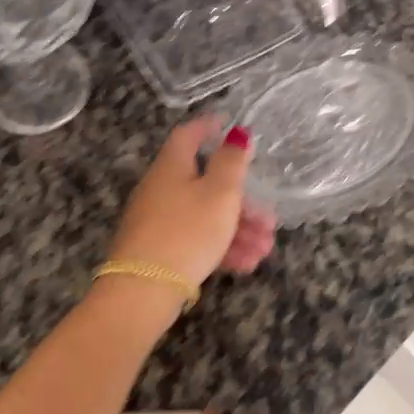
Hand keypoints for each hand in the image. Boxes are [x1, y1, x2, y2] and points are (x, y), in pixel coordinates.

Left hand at [110, 119, 266, 286]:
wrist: (143, 289)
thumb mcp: (219, 194)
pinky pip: (196, 241)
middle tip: (270, 219)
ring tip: (265, 250)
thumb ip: (231, 162)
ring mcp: (158, 222)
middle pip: (205, 185)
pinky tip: (245, 265)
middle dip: (243, 202)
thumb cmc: (187, 231)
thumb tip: (236, 132)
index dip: (208, 127)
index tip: (226, 125)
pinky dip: (221, 248)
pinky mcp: (159, 251)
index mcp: (172, 167)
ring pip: (205, 217)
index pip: (188, 135)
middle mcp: (161, 190)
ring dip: (239, 230)